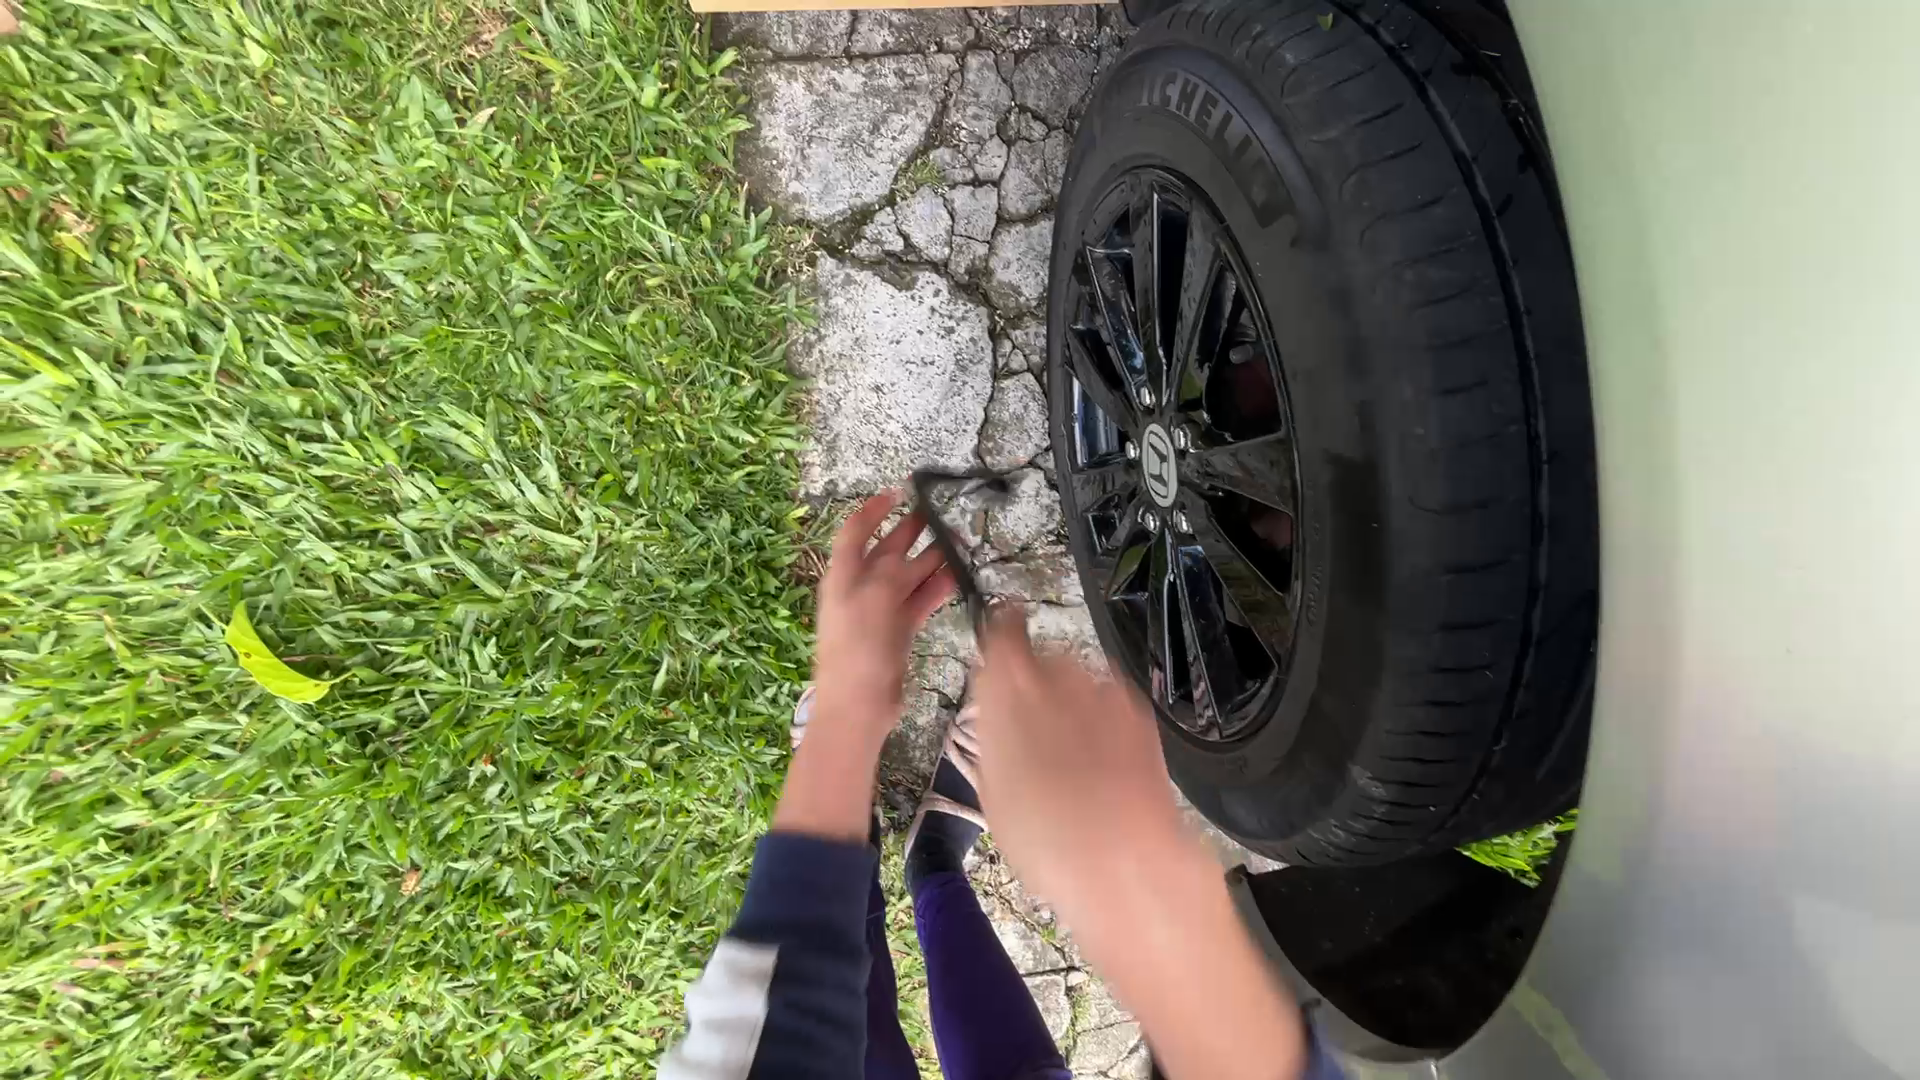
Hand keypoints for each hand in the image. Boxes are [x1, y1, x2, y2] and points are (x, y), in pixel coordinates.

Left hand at [809, 490, 953, 753]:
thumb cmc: (857, 650)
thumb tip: (907, 557)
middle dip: (909, 531)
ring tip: (958, 542)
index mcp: (843, 577)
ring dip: (930, 559)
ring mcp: (880, 611)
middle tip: (939, 512)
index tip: (896, 492)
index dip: (872, 510)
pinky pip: (919, 602)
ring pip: (908, 577)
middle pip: (886, 551)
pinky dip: (936, 589)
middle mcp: (860, 590)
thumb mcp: (872, 601)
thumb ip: (889, 572)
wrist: (858, 707)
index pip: (854, 532)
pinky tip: (957, 578)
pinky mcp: (899, 631)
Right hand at [972, 606, 1307, 1079]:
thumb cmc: (1041, 836)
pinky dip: (1105, 718)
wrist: (1124, 862)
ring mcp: (1101, 686)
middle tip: (1038, 733)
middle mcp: (1054, 672)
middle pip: (1041, 656)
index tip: (1003, 661)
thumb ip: (993, 731)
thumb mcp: (992, 788)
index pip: (1003, 630)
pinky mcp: (1138, 707)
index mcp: (1006, 686)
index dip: (1003, 641)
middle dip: (1037, 682)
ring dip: (1073, 700)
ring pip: (1078, 676)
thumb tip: (998, 709)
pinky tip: (1107, 762)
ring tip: (1077, 755)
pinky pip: (1111, 699)